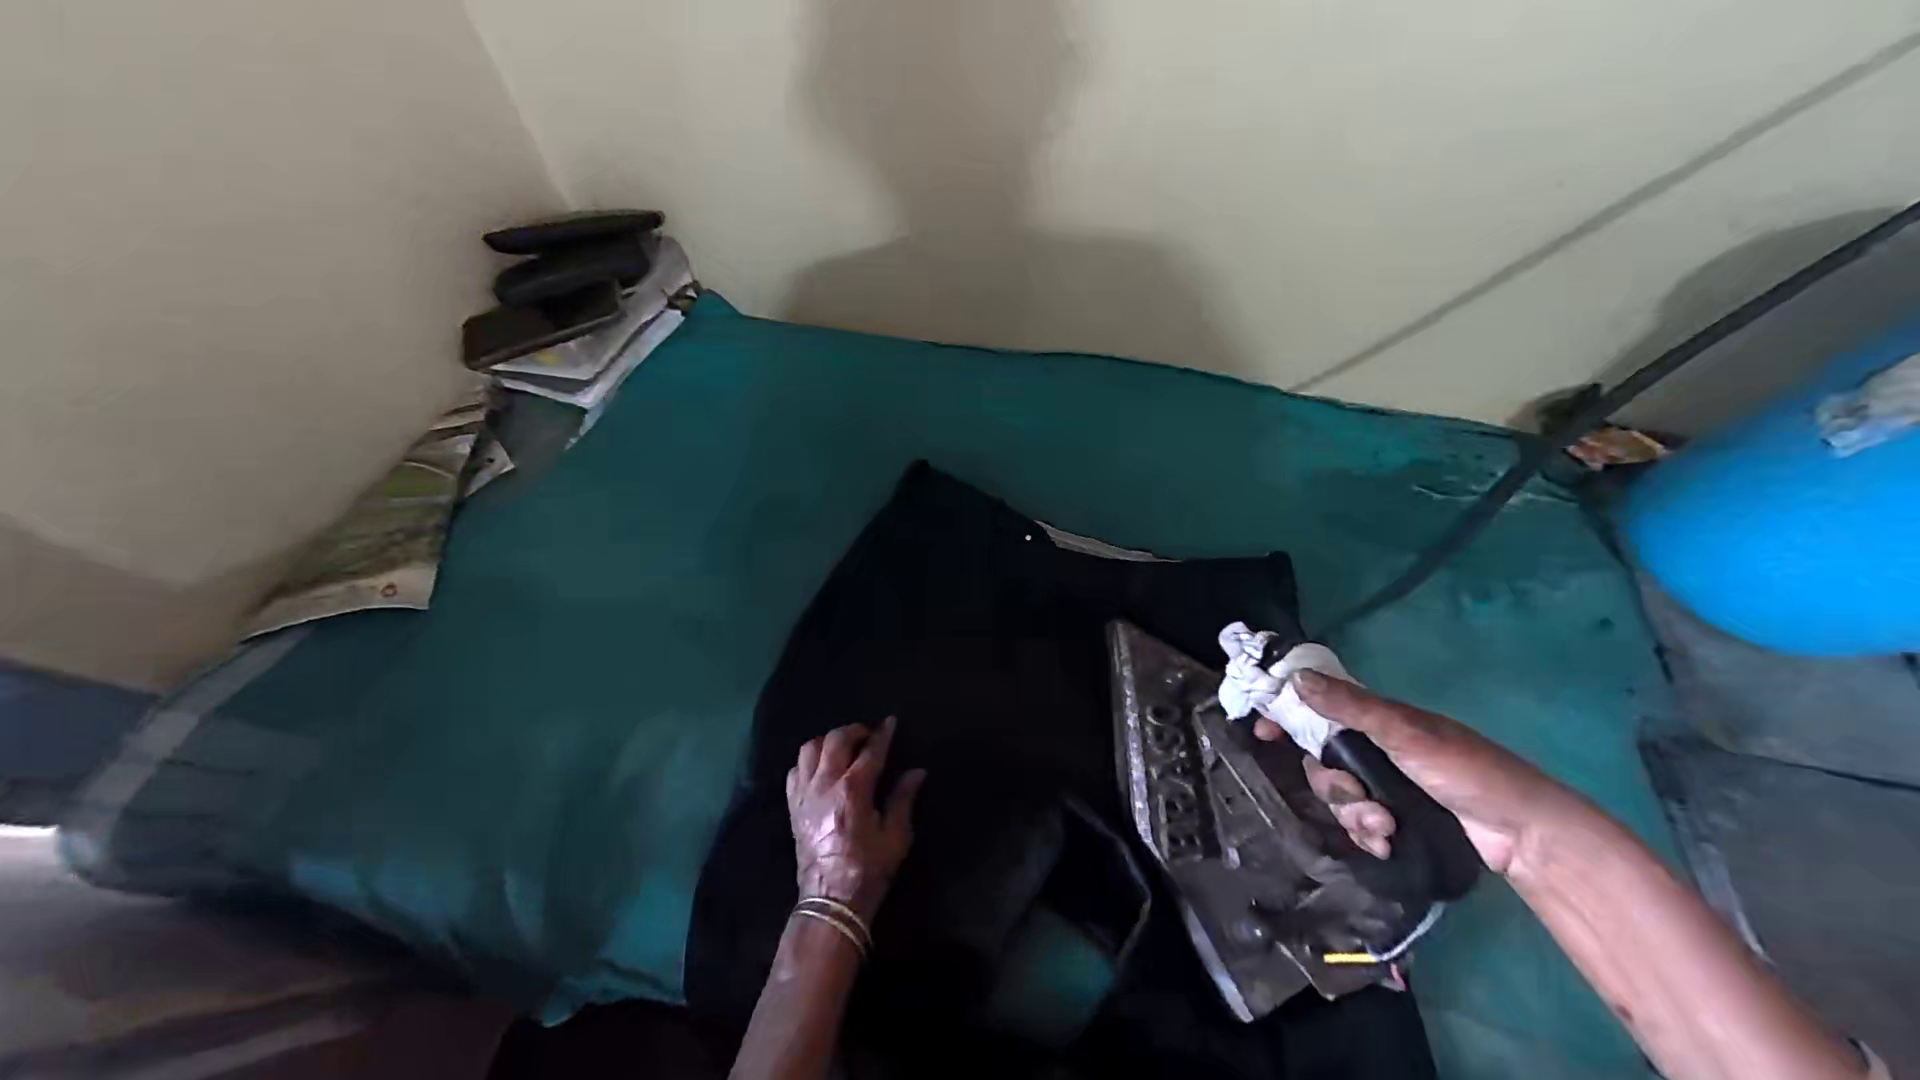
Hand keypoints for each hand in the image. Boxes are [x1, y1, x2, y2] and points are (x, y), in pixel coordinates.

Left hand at [786, 716, 926, 922]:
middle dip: (855, 730)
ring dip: (828, 741)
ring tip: (843, 748)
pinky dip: (808, 762)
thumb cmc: (868, 869)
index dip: (883, 734)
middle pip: (836, 739)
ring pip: (809, 749)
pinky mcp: (792, 806)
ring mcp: (804, 794)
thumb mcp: (895, 837)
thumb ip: (903, 798)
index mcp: (853, 790)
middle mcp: (825, 784)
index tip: (891, 721)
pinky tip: (821, 769)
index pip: (871, 751)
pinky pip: (794, 771)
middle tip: (868, 734)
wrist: (830, 901)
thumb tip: (917, 771)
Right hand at [1254, 671, 1585, 875]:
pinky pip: (1357, 826)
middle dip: (1333, 785)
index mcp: (1375, 720)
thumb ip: (1350, 706)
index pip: (1317, 709)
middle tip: (1356, 794)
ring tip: (1386, 826)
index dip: (1287, 717)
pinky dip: (1368, 834)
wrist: (1523, 834)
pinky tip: (1388, 841)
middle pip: (1320, 762)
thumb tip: (1296, 678)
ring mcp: (1385, 787)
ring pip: (1338, 798)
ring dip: (1354, 814)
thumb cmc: (1466, 769)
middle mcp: (1374, 750)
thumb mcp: (1404, 731)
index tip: (1262, 731)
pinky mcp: (1396, 820)